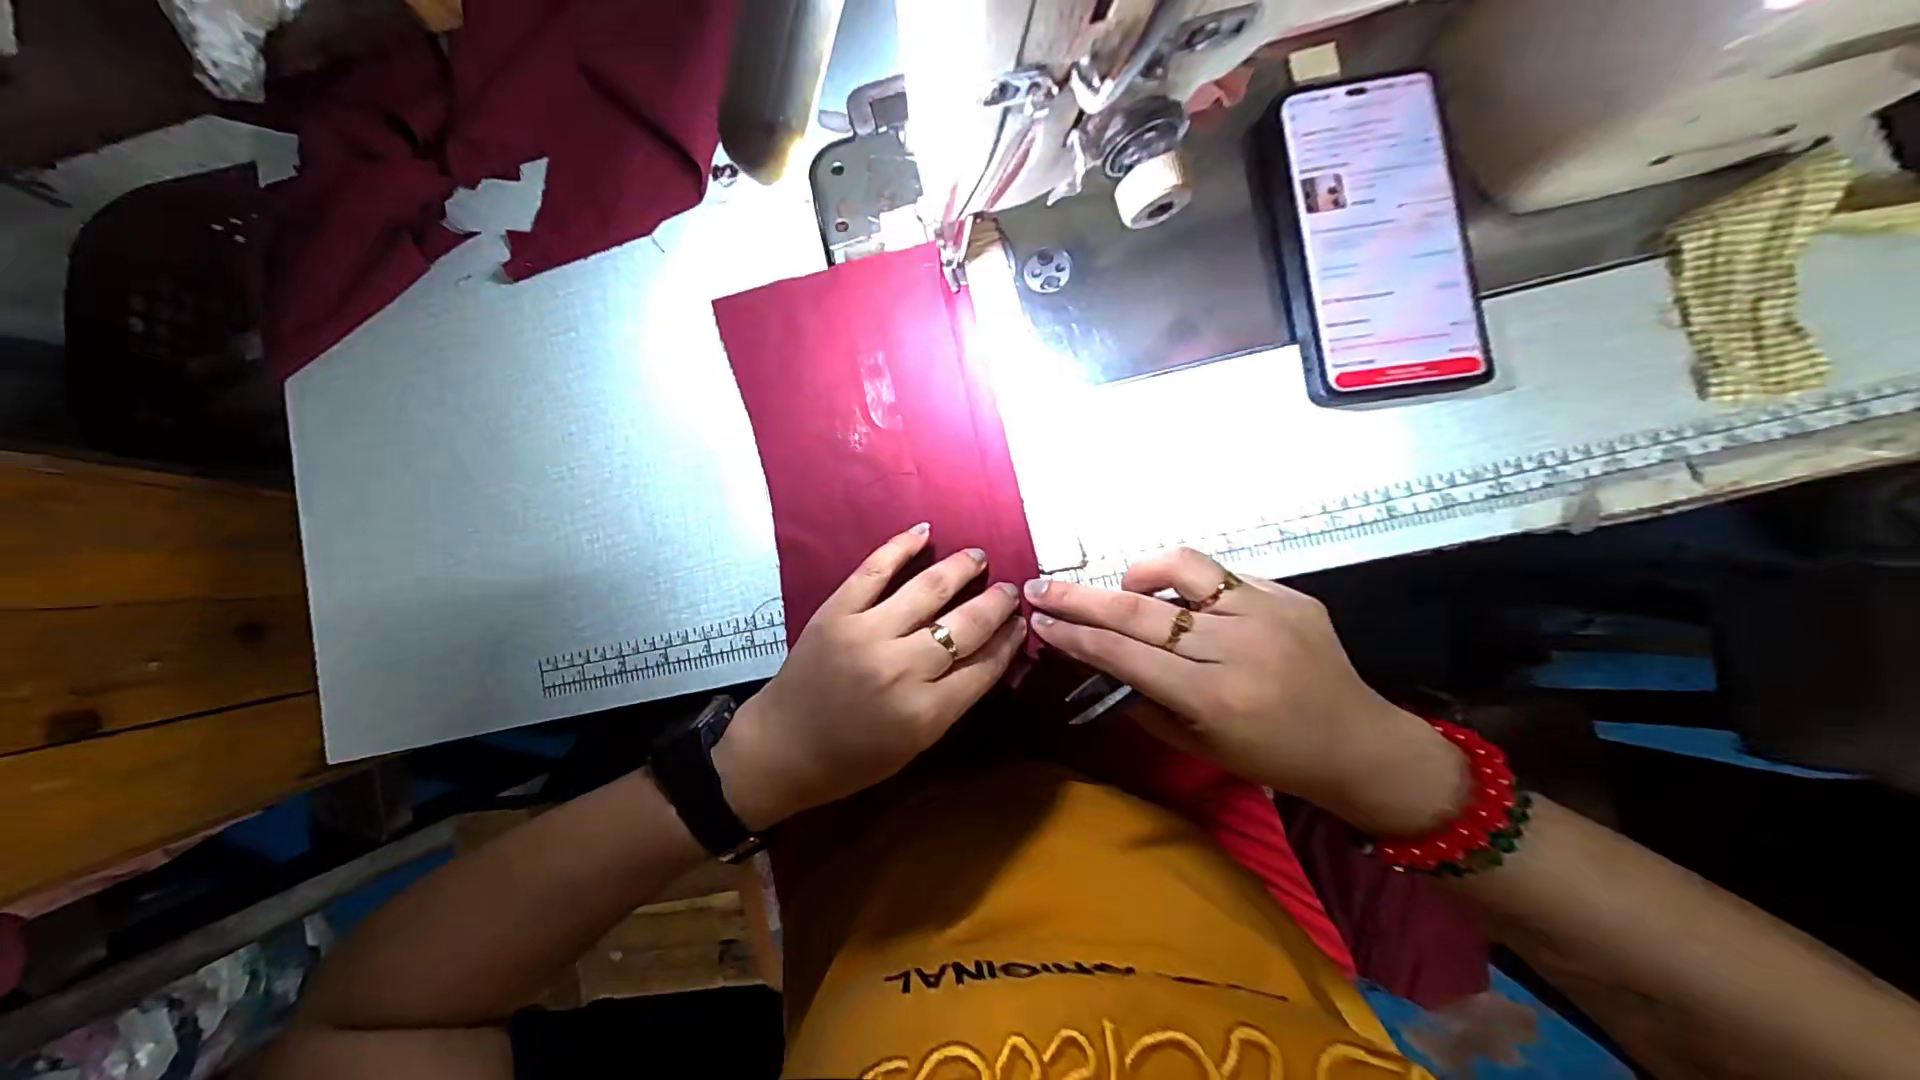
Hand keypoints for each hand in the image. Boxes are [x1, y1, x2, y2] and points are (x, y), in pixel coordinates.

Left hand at [714, 524, 1024, 829]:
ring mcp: (867, 633)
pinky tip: (924, 531)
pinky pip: (874, 570)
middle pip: (966, 624)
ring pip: (928, 589)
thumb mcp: (915, 743)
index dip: (1009, 641)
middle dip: (996, 603)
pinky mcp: (837, 612)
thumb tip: (989, 653)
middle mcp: (902, 668)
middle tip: (1010, 588)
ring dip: (961, 568)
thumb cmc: (852, 758)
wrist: (782, 748)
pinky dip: (901, 546)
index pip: (984, 666)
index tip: (1020, 623)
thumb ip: (953, 700)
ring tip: (978, 556)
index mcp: (925, 712)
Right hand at [1025, 548, 1466, 836]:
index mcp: (1213, 698)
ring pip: (1180, 568)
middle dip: (1080, 598)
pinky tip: (1177, 597)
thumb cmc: (1271, 757)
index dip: (1075, 636)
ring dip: (1136, 575)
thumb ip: (1142, 702)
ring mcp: (1266, 612)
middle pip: (1139, 610)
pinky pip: (1219, 573)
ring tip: (1121, 589)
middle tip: (1042, 587)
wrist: (1358, 743)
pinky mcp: (1288, 593)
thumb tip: (1096, 661)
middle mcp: (1236, 647)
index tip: (1040, 622)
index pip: (1124, 655)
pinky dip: (1185, 581)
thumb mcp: (1198, 745)